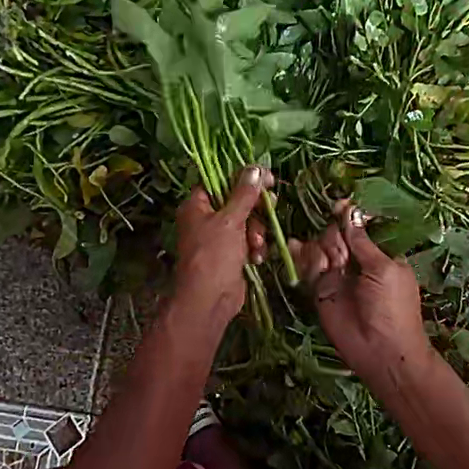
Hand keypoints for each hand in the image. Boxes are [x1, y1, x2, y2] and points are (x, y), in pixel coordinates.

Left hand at [173, 165, 274, 324]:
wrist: (209, 300)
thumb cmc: (214, 255)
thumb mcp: (230, 220)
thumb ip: (244, 194)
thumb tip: (256, 169)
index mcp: (197, 205)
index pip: (221, 180)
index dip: (243, 178)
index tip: (267, 178)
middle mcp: (206, 218)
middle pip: (237, 201)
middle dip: (255, 209)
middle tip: (271, 205)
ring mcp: (218, 238)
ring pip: (247, 222)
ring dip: (257, 231)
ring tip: (257, 244)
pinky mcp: (231, 254)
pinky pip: (248, 241)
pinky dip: (254, 247)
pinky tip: (256, 257)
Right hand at [290, 200, 430, 382]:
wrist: (381, 349)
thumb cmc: (392, 307)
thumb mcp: (383, 268)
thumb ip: (362, 241)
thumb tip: (350, 212)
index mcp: (380, 252)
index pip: (360, 226)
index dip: (350, 215)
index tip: (339, 205)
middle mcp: (357, 260)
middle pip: (336, 233)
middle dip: (334, 236)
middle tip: (341, 256)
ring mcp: (338, 275)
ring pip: (321, 247)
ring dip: (321, 249)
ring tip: (329, 266)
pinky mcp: (321, 290)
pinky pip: (308, 267)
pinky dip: (302, 258)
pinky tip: (296, 250)